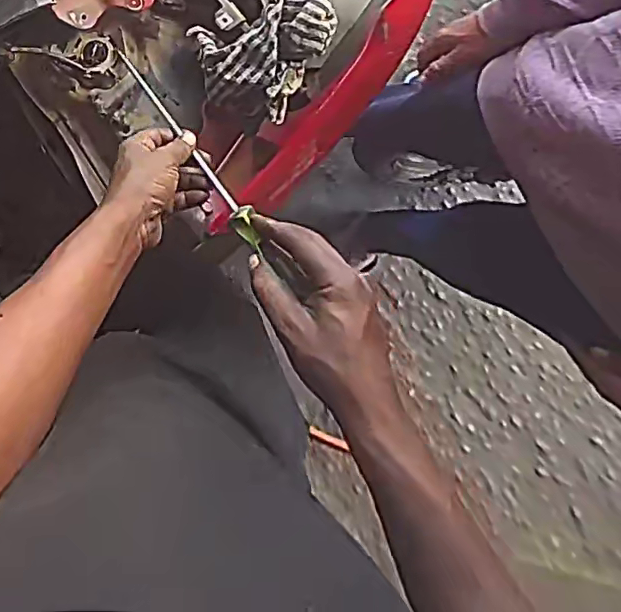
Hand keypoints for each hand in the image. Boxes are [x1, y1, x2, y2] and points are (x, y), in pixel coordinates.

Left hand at [102, 128, 209, 251]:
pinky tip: (201, 195)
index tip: (192, 142)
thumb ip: (180, 147)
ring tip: (208, 180)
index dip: (177, 138)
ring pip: (174, 180)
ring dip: (193, 180)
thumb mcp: (166, 159)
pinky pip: (176, 199)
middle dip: (189, 162)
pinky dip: (190, 197)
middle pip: (169, 160)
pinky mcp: (155, 207)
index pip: (158, 136)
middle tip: (205, 163)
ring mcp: (147, 188)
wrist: (132, 222)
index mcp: (136, 148)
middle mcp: (139, 168)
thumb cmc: (137, 188)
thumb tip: (188, 138)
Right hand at [248, 216, 398, 420]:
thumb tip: (255, 262)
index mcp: (340, 280)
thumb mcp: (291, 330)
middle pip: (314, 242)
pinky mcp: (358, 299)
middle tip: (256, 227)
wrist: (368, 401)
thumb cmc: (334, 371)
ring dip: (294, 248)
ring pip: (322, 255)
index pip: (301, 240)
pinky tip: (291, 270)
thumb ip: (270, 290)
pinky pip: (328, 270)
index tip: (252, 220)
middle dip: (283, 232)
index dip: (273, 227)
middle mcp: (354, 277)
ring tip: (268, 245)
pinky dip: (306, 264)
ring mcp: (359, 288)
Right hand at [415, 12, 506, 83]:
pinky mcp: (471, 24)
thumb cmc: (484, 40)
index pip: (422, 57)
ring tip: (454, 67)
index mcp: (438, 40)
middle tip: (438, 76)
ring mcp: (457, 26)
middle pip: (430, 49)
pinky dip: (456, 49)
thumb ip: (441, 69)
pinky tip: (467, 54)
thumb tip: (423, 80)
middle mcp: (444, 31)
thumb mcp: (460, 59)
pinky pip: (456, 40)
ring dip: (444, 55)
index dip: (422, 70)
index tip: (427, 82)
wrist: (509, 18)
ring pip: (443, 44)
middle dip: (431, 62)